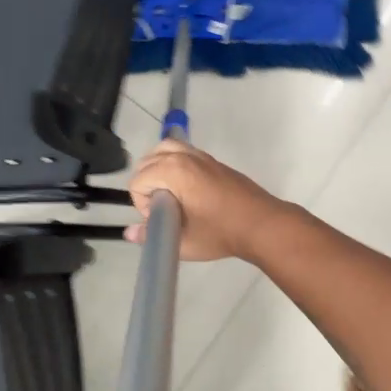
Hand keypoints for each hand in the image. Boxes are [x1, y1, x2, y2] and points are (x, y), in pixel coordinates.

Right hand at [126, 140, 295, 260]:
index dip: (142, 203)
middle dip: (147, 183)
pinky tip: (187, 190)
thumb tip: (129, 233)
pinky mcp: (214, 160)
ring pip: (166, 149)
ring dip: (159, 168)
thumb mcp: (183, 241)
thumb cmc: (220, 233)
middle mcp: (185, 156)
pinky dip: (176, 163)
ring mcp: (201, 155)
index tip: (161, 219)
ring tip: (169, 195)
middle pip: (148, 160)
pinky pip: (184, 152)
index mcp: (174, 171)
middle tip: (163, 209)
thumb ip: (152, 236)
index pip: (138, 180)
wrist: (261, 224)